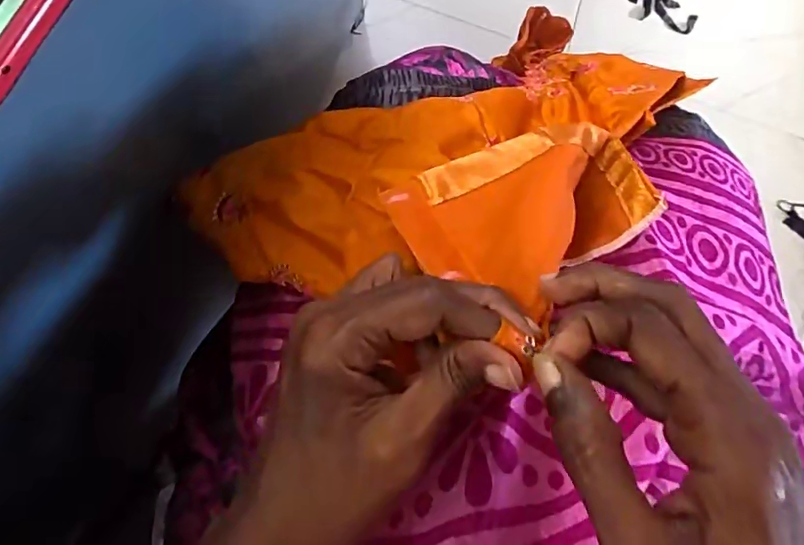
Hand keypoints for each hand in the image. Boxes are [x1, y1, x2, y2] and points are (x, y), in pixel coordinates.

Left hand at [206, 255, 534, 544]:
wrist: (279, 521)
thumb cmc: (339, 490)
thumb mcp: (403, 441)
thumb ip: (451, 383)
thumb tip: (509, 354)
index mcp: (337, 331)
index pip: (422, 297)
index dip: (478, 313)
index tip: (524, 337)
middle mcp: (326, 307)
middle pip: (411, 282)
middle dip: (465, 307)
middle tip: (512, 336)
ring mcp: (323, 314)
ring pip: (398, 284)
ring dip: (440, 309)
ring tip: (474, 348)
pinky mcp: (328, 328)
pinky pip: (382, 304)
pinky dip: (415, 321)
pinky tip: (436, 355)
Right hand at [533, 264, 803, 544]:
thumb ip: (591, 453)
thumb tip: (548, 366)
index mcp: (732, 432)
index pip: (652, 329)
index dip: (590, 322)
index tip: (545, 353)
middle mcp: (748, 407)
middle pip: (674, 308)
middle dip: (606, 288)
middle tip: (548, 290)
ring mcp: (748, 418)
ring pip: (680, 331)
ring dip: (618, 314)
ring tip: (560, 317)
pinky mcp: (737, 435)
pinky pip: (681, 371)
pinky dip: (632, 355)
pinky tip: (590, 363)